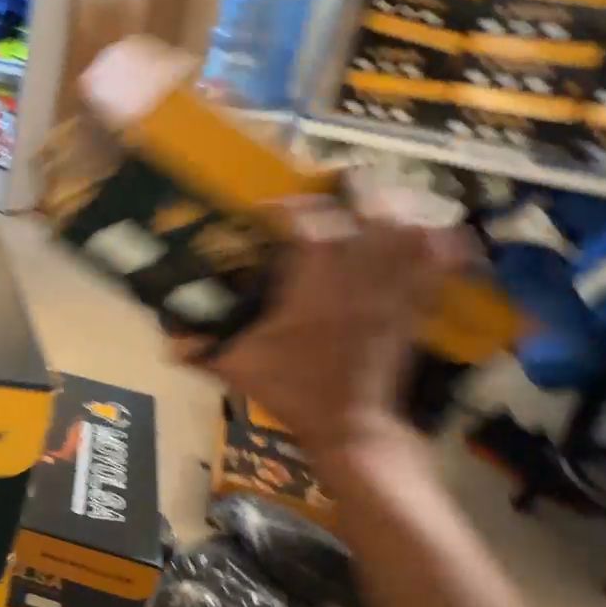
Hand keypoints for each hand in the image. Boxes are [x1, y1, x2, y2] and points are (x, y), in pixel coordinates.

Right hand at [176, 191, 472, 458]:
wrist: (350, 426)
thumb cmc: (292, 393)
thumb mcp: (237, 370)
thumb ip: (200, 350)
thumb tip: (164, 339)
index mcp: (312, 292)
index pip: (312, 229)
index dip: (293, 207)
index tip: (271, 207)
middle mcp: (357, 285)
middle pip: (373, 217)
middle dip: (358, 191)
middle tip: (337, 180)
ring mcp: (392, 295)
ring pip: (410, 233)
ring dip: (398, 207)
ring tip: (380, 195)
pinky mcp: (414, 309)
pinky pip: (440, 266)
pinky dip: (441, 243)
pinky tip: (436, 229)